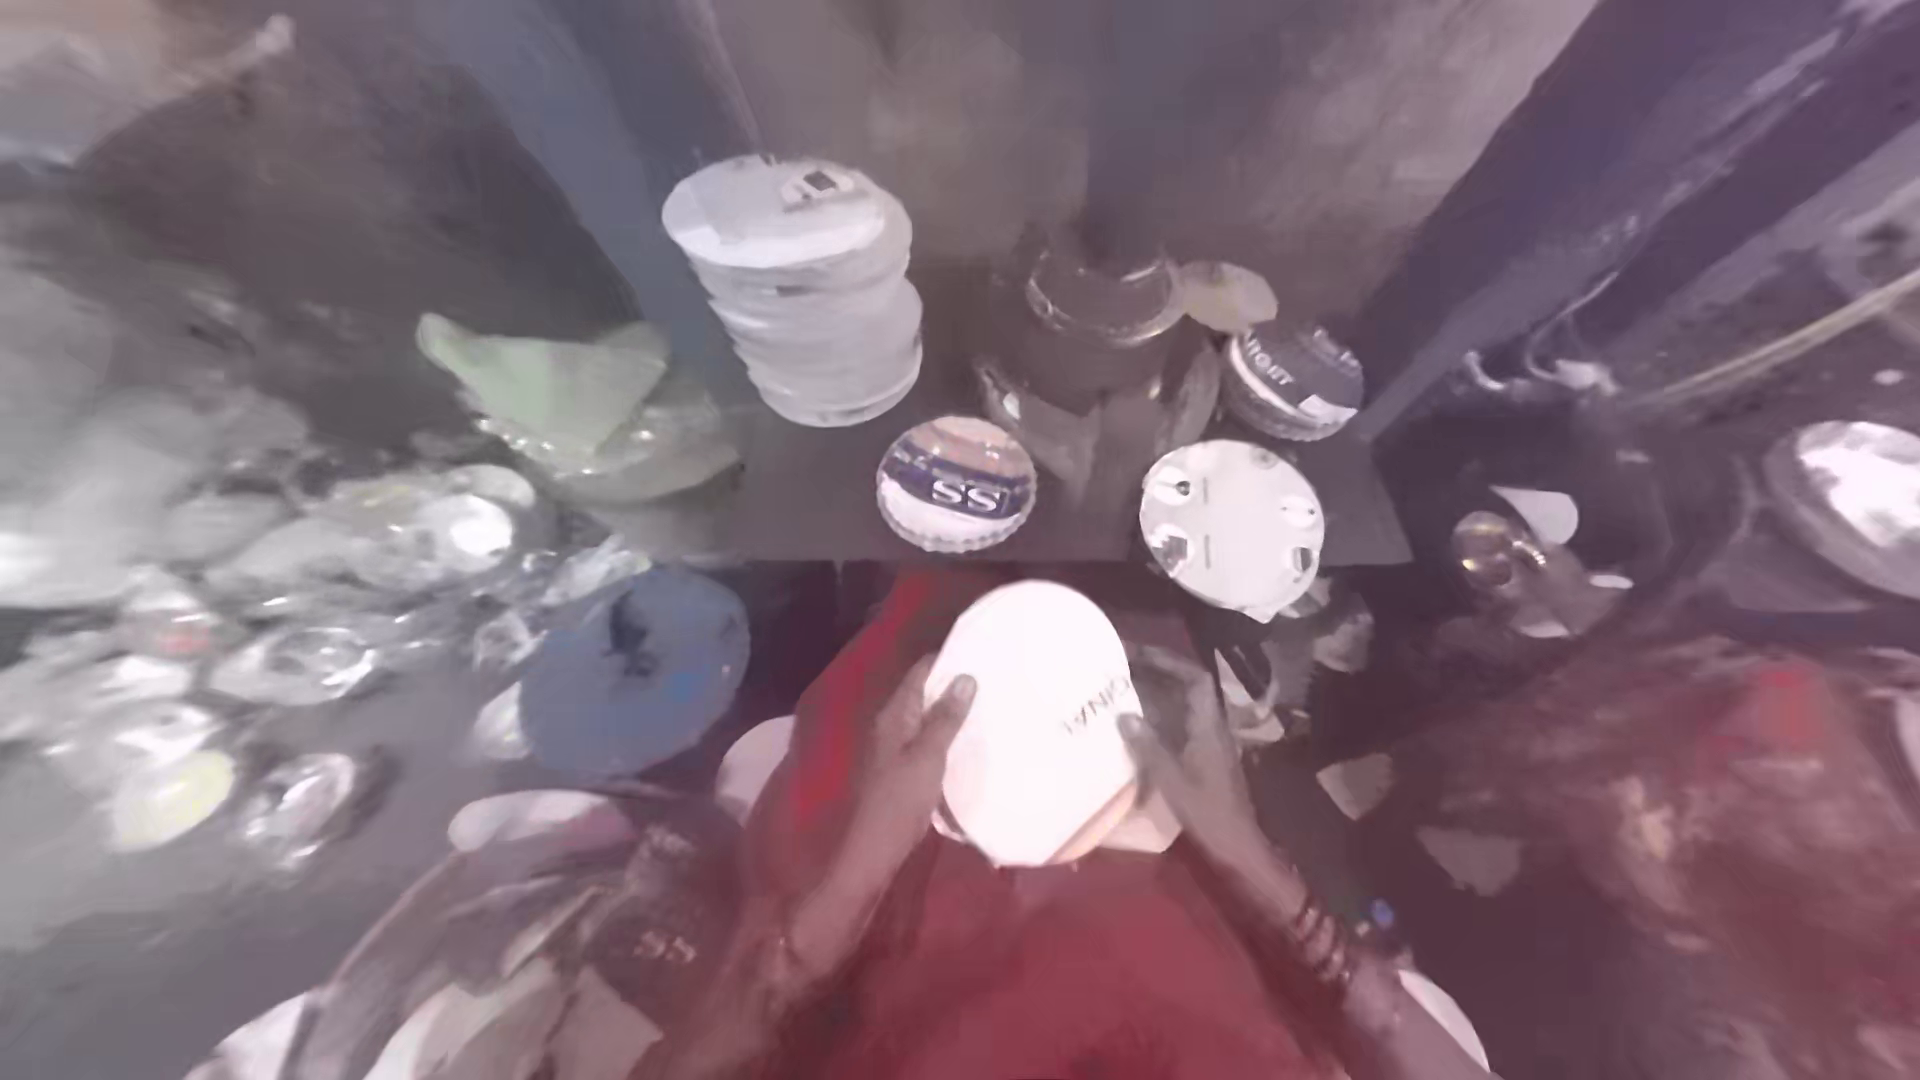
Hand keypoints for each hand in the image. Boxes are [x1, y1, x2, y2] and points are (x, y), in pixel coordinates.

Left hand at [839, 657, 976, 871]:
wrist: (874, 850)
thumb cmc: (900, 800)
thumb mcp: (928, 756)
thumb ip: (946, 717)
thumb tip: (965, 676)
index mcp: (894, 715)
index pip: (918, 674)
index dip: (944, 660)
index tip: (976, 650)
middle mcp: (891, 725)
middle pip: (922, 693)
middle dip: (951, 683)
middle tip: (990, 676)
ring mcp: (895, 747)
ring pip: (925, 716)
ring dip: (949, 709)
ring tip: (986, 701)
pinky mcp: (902, 767)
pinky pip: (926, 738)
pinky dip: (945, 732)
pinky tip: (968, 737)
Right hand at [1119, 644, 1273, 876]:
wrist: (1239, 847)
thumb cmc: (1208, 814)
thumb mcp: (1173, 782)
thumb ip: (1148, 747)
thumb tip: (1123, 714)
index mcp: (1208, 727)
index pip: (1196, 680)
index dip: (1170, 662)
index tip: (1140, 654)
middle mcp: (1211, 726)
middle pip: (1189, 685)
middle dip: (1160, 668)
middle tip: (1126, 661)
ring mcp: (1208, 739)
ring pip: (1184, 701)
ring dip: (1158, 687)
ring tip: (1126, 679)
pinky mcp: (1203, 753)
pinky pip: (1180, 718)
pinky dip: (1159, 709)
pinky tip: (1137, 714)